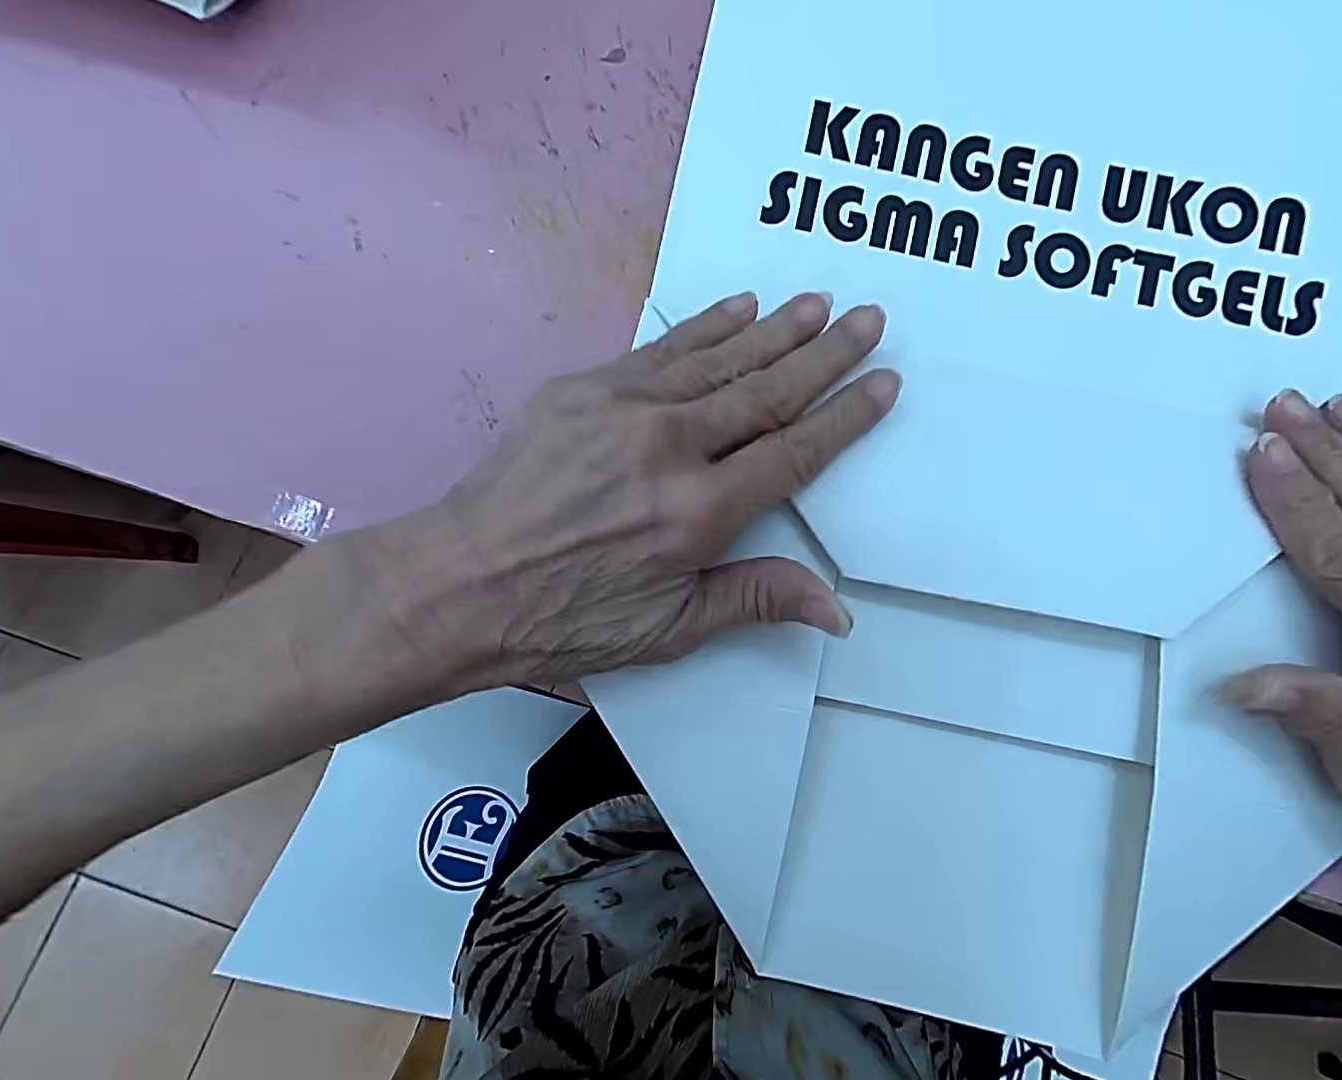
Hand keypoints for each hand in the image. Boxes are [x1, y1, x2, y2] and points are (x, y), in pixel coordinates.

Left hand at [316, 291, 896, 700]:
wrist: (461, 584)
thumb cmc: (566, 618)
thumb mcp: (669, 629)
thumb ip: (757, 600)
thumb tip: (838, 610)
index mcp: (700, 512)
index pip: (794, 453)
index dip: (845, 417)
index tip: (881, 383)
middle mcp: (671, 448)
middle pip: (766, 392)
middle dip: (825, 355)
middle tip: (867, 319)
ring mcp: (624, 409)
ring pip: (720, 360)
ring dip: (775, 330)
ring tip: (816, 305)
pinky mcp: (582, 389)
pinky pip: (661, 350)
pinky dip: (705, 327)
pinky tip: (739, 307)